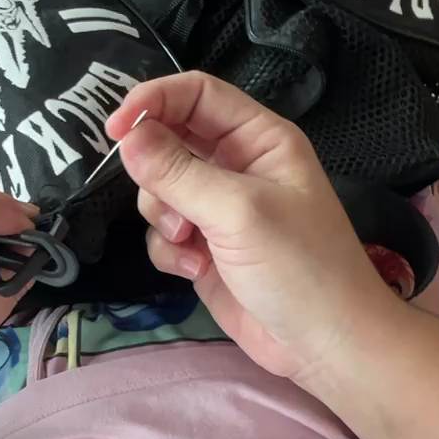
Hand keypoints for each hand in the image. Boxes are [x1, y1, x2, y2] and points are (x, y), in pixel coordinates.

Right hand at [106, 72, 394, 380]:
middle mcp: (236, 166)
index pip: (196, 95)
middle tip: (168, 205)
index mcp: (258, 139)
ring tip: (192, 245)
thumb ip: (178, 173)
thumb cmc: (299, 267)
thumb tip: (126, 139)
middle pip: (169, 142)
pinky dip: (169, 251)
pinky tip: (195, 271)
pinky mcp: (203, 249)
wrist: (323, 344)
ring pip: (159, 191)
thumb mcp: (239, 212)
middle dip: (156, 174)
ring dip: (164, 218)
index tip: (115, 129)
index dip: (153, 102)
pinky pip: (163, 233)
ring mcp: (217, 209)